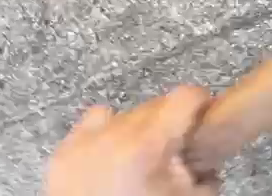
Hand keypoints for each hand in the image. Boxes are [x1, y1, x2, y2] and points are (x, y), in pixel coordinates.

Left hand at [45, 87, 216, 195]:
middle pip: (158, 104)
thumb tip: (208, 157)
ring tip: (139, 163)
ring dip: (141, 130)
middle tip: (172, 155)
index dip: (202, 105)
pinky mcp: (64, 153)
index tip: (205, 122)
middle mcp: (116, 135)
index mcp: (148, 147)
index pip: (187, 96)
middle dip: (171, 125)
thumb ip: (206, 175)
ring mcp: (87, 141)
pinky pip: (97, 120)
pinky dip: (107, 132)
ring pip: (130, 113)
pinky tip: (111, 157)